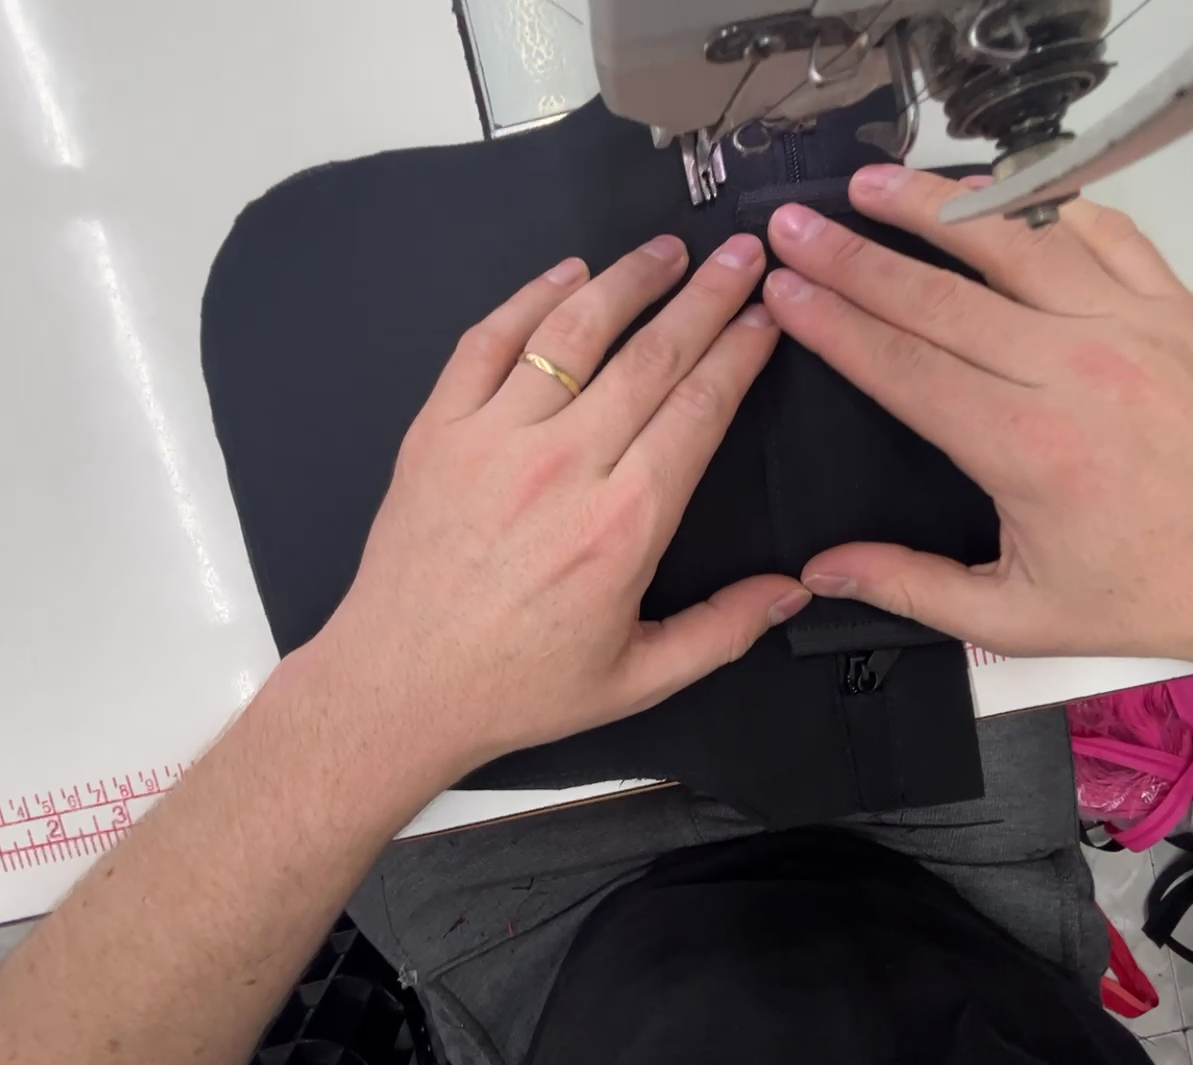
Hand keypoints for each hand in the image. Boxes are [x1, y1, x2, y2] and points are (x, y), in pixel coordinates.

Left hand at [299, 234, 808, 773]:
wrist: (399, 686)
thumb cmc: (517, 685)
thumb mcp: (638, 679)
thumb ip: (723, 630)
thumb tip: (793, 592)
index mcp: (623, 524)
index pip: (700, 408)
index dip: (740, 351)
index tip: (765, 314)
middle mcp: (564, 466)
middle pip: (651, 356)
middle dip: (707, 296)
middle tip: (738, 255)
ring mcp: (493, 439)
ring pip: (573, 333)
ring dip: (627, 281)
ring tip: (664, 250)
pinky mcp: (437, 431)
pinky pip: (487, 342)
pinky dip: (529, 299)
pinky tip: (566, 275)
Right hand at [760, 166, 1192, 674]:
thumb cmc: (1146, 595)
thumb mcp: (1011, 619)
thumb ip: (907, 587)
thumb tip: (819, 569)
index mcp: (1025, 447)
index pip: (900, 366)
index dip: (830, 323)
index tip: (783, 289)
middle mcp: (1073, 369)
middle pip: (935, 296)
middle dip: (850, 256)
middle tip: (793, 225)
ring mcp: (1129, 325)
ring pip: (1012, 240)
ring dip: (931, 205)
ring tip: (871, 181)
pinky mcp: (1172, 307)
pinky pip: (1096, 230)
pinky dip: (1036, 202)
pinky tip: (989, 191)